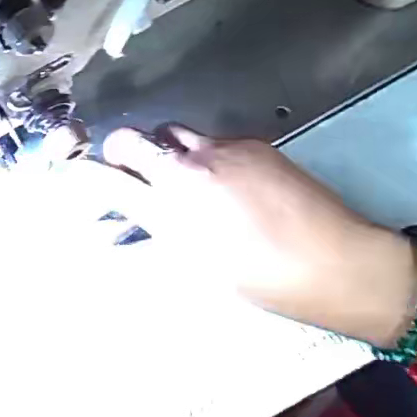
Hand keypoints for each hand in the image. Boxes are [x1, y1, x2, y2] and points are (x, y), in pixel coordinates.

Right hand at [78, 126, 416, 347]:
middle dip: (121, 149)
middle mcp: (187, 174)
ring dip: (167, 148)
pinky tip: (231, 179)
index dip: (88, 174)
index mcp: (171, 215)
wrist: (336, 260)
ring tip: (183, 172)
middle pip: (131, 141)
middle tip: (126, 163)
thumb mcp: (203, 267)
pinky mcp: (252, 142)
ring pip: (174, 133)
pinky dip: (209, 155)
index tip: (80, 172)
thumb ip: (166, 234)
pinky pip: (215, 141)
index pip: (110, 182)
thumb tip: (144, 220)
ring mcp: (220, 152)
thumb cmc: (266, 283)